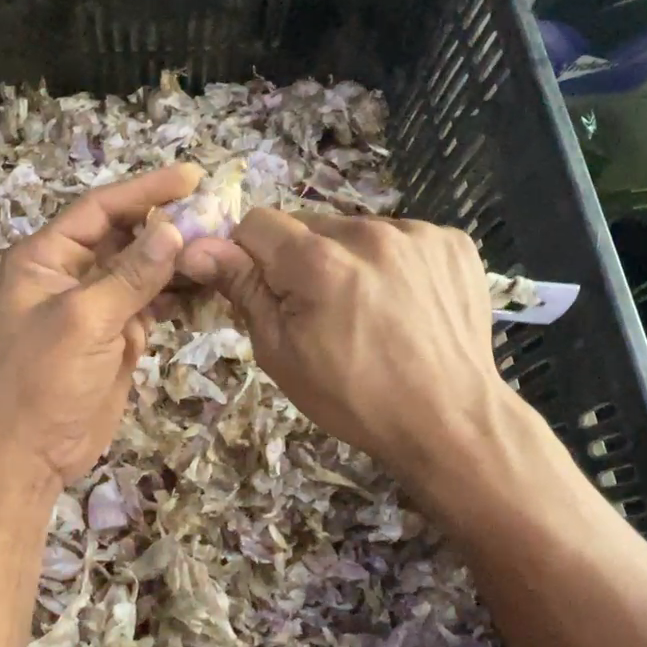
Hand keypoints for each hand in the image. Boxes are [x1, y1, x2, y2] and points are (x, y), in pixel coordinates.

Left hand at [0, 164, 202, 484]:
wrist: (29, 455)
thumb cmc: (41, 381)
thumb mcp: (84, 321)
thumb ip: (130, 275)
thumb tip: (173, 230)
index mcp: (45, 257)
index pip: (100, 209)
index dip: (145, 191)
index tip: (192, 176)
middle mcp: (70, 274)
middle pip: (125, 236)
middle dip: (168, 226)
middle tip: (218, 216)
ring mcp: (95, 306)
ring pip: (143, 270)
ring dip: (178, 261)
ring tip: (221, 249)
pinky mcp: (116, 335)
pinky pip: (152, 304)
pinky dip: (178, 296)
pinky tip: (210, 288)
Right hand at [178, 209, 522, 475]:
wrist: (451, 423)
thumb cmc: (354, 399)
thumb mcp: (281, 353)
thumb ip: (242, 289)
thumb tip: (194, 248)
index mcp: (317, 261)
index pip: (257, 223)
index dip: (251, 255)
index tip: (267, 291)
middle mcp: (367, 232)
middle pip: (309, 226)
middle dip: (302, 260)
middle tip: (321, 311)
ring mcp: (417, 235)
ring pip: (355, 231)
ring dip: (349, 259)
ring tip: (370, 311)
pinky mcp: (452, 243)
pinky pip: (402, 238)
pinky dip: (395, 263)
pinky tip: (406, 304)